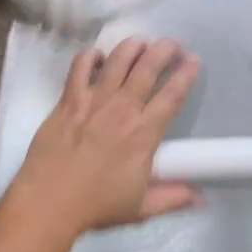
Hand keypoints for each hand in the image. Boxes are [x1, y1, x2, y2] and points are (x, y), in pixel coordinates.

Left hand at [4, 38, 201, 235]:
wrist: (50, 200)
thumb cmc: (97, 206)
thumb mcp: (140, 208)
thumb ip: (172, 198)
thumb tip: (201, 197)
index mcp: (143, 133)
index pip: (172, 96)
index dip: (185, 75)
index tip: (194, 60)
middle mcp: (122, 109)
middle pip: (147, 67)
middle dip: (163, 50)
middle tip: (171, 44)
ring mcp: (94, 100)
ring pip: (117, 60)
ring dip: (131, 46)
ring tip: (140, 42)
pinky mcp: (69, 99)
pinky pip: (80, 66)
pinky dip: (90, 55)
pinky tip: (98, 55)